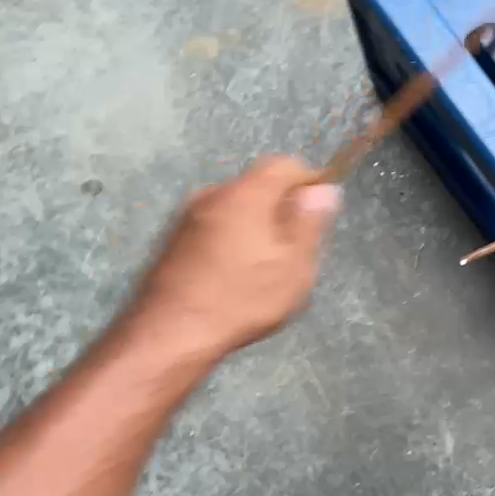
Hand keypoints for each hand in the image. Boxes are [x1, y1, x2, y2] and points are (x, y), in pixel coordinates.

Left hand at [124, 155, 340, 364]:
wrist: (171, 332)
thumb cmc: (243, 297)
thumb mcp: (294, 264)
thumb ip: (309, 222)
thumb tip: (323, 189)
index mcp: (246, 194)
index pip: (284, 164)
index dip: (310, 180)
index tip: (321, 211)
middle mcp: (212, 194)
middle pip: (258, 184)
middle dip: (283, 206)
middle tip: (299, 247)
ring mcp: (188, 216)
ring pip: (236, 207)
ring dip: (258, 225)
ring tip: (269, 265)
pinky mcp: (175, 240)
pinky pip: (216, 225)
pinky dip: (235, 238)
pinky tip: (239, 274)